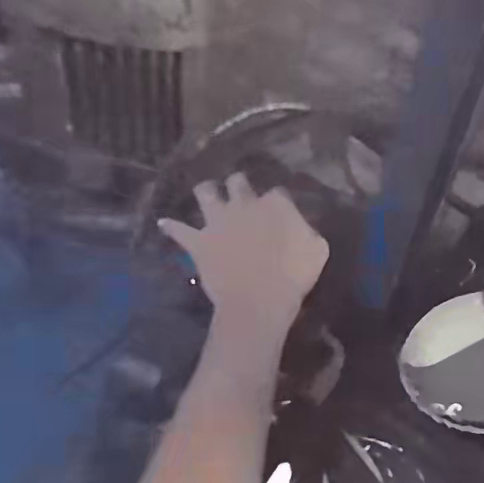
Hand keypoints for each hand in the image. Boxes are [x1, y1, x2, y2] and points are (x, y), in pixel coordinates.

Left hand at [158, 174, 327, 323]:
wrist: (258, 300)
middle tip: (242, 193)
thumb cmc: (294, 275)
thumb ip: (308, 230)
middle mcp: (243, 204)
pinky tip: (165, 224)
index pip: (278, 192)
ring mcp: (217, 221)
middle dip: (239, 184)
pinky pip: (177, 229)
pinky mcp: (198, 241)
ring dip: (206, 191)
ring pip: (204, 192)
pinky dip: (171, 226)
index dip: (279, 200)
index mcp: (275, 204)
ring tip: (208, 193)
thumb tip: (300, 225)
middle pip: (237, 182)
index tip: (280, 210)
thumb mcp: (318, 249)